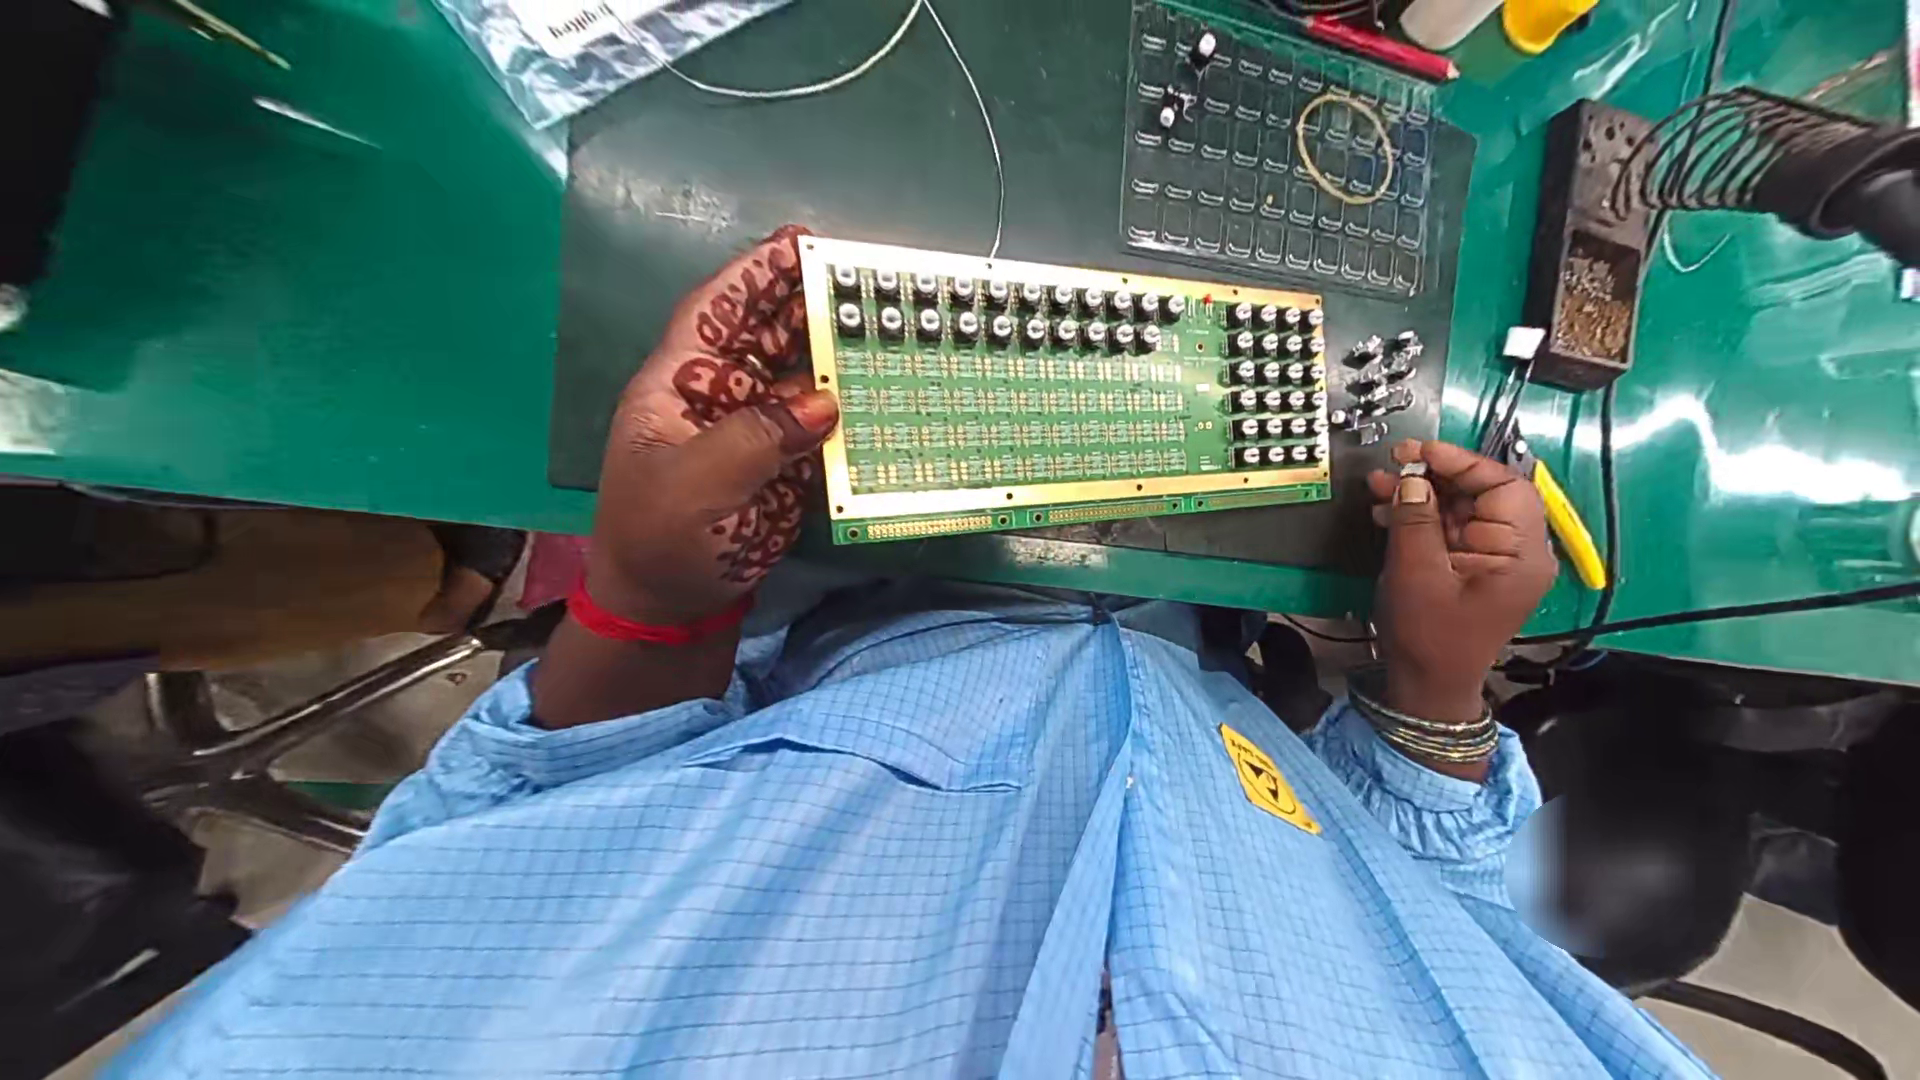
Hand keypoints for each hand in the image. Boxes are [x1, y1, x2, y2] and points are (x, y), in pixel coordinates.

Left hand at [585, 224, 839, 623]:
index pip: (717, 313)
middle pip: (767, 337)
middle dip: (807, 307)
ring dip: (835, 358)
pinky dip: (848, 412)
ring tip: (881, 332)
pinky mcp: (784, 465)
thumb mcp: (695, 485)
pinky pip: (820, 428)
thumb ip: (758, 438)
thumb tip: (826, 401)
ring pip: (800, 380)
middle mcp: (721, 398)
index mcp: (681, 385)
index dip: (754, 275)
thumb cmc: (661, 540)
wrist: (671, 603)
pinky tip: (879, 396)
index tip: (800, 242)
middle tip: (861, 285)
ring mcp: (756, 432)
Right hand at [1367, 439, 1556, 722]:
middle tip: (1394, 464)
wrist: (1426, 682)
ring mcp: (1492, 559)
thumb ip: (1416, 520)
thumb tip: (1412, 479)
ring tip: (1380, 487)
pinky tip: (1388, 510)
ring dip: (1421, 495)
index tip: (1419, 451)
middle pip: (1482, 495)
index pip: (1504, 486)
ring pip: (1460, 510)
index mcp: (1521, 553)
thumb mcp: (1416, 572)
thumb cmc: (1427, 632)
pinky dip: (1418, 516)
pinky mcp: (1468, 567)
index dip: (1462, 463)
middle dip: (1436, 477)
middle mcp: (1516, 551)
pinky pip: (1447, 530)